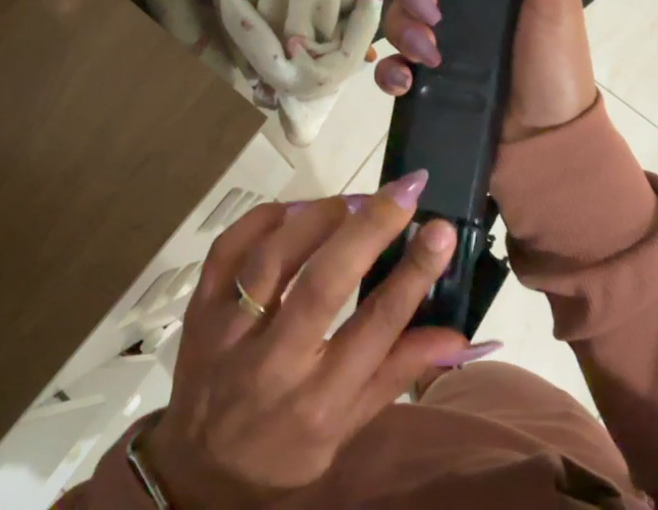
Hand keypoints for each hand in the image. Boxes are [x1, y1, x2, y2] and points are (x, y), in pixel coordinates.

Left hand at [140, 178, 480, 505]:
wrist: (199, 466)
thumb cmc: (285, 448)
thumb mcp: (347, 428)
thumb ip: (397, 374)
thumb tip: (457, 334)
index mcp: (320, 400)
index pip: (375, 326)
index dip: (413, 272)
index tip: (440, 229)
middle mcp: (274, 363)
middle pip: (322, 283)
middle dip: (368, 230)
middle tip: (404, 191)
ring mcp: (229, 332)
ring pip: (272, 258)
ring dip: (318, 217)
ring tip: (354, 200)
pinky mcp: (199, 307)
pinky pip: (227, 249)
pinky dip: (263, 218)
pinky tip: (296, 208)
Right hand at [362, 0, 597, 141]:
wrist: (545, 143)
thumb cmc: (556, 62)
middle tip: (434, 12)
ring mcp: (439, 39)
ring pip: (395, 15)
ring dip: (404, 30)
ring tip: (432, 57)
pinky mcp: (425, 78)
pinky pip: (388, 64)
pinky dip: (390, 71)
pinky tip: (407, 82)